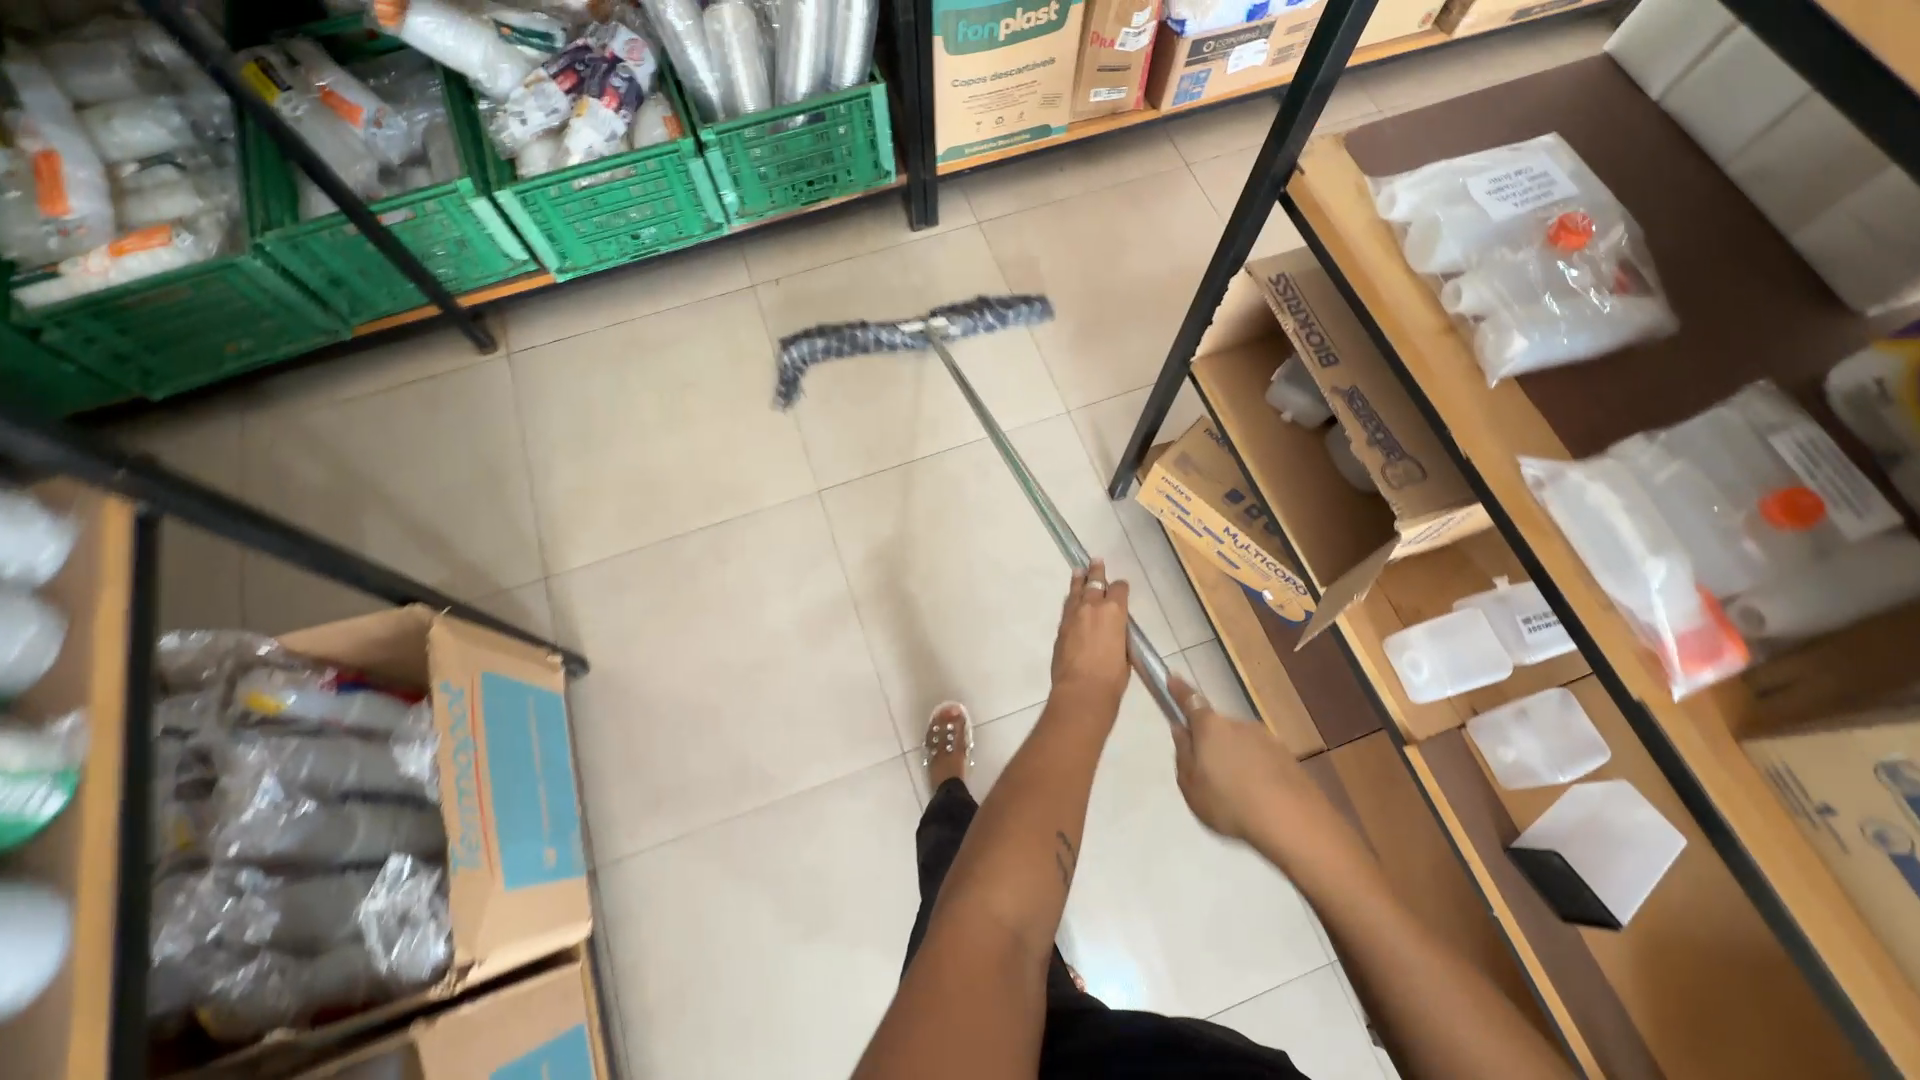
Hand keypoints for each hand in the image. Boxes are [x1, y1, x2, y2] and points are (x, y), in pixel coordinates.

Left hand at [1050, 559, 1131, 713]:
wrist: (1082, 690)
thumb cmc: (1112, 677)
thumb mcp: (1126, 653)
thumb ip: (1120, 636)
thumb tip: (1115, 632)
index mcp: (1115, 611)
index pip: (1119, 589)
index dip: (1121, 587)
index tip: (1121, 587)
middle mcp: (1093, 607)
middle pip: (1094, 583)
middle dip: (1096, 572)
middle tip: (1095, 561)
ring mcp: (1074, 616)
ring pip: (1076, 592)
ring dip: (1079, 582)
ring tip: (1079, 571)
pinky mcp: (1061, 628)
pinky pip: (1067, 608)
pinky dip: (1071, 601)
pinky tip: (1071, 599)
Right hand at [1165, 675, 1315, 843]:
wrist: (1292, 822)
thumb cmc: (1229, 803)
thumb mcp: (1191, 786)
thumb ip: (1183, 755)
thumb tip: (1181, 730)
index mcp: (1211, 728)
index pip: (1190, 700)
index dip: (1179, 690)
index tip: (1171, 677)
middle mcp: (1239, 724)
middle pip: (1217, 727)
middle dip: (1210, 742)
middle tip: (1205, 773)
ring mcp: (1267, 739)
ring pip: (1241, 744)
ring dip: (1234, 759)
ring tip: (1233, 793)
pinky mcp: (1287, 757)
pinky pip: (1261, 759)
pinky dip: (1254, 771)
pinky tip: (1256, 797)